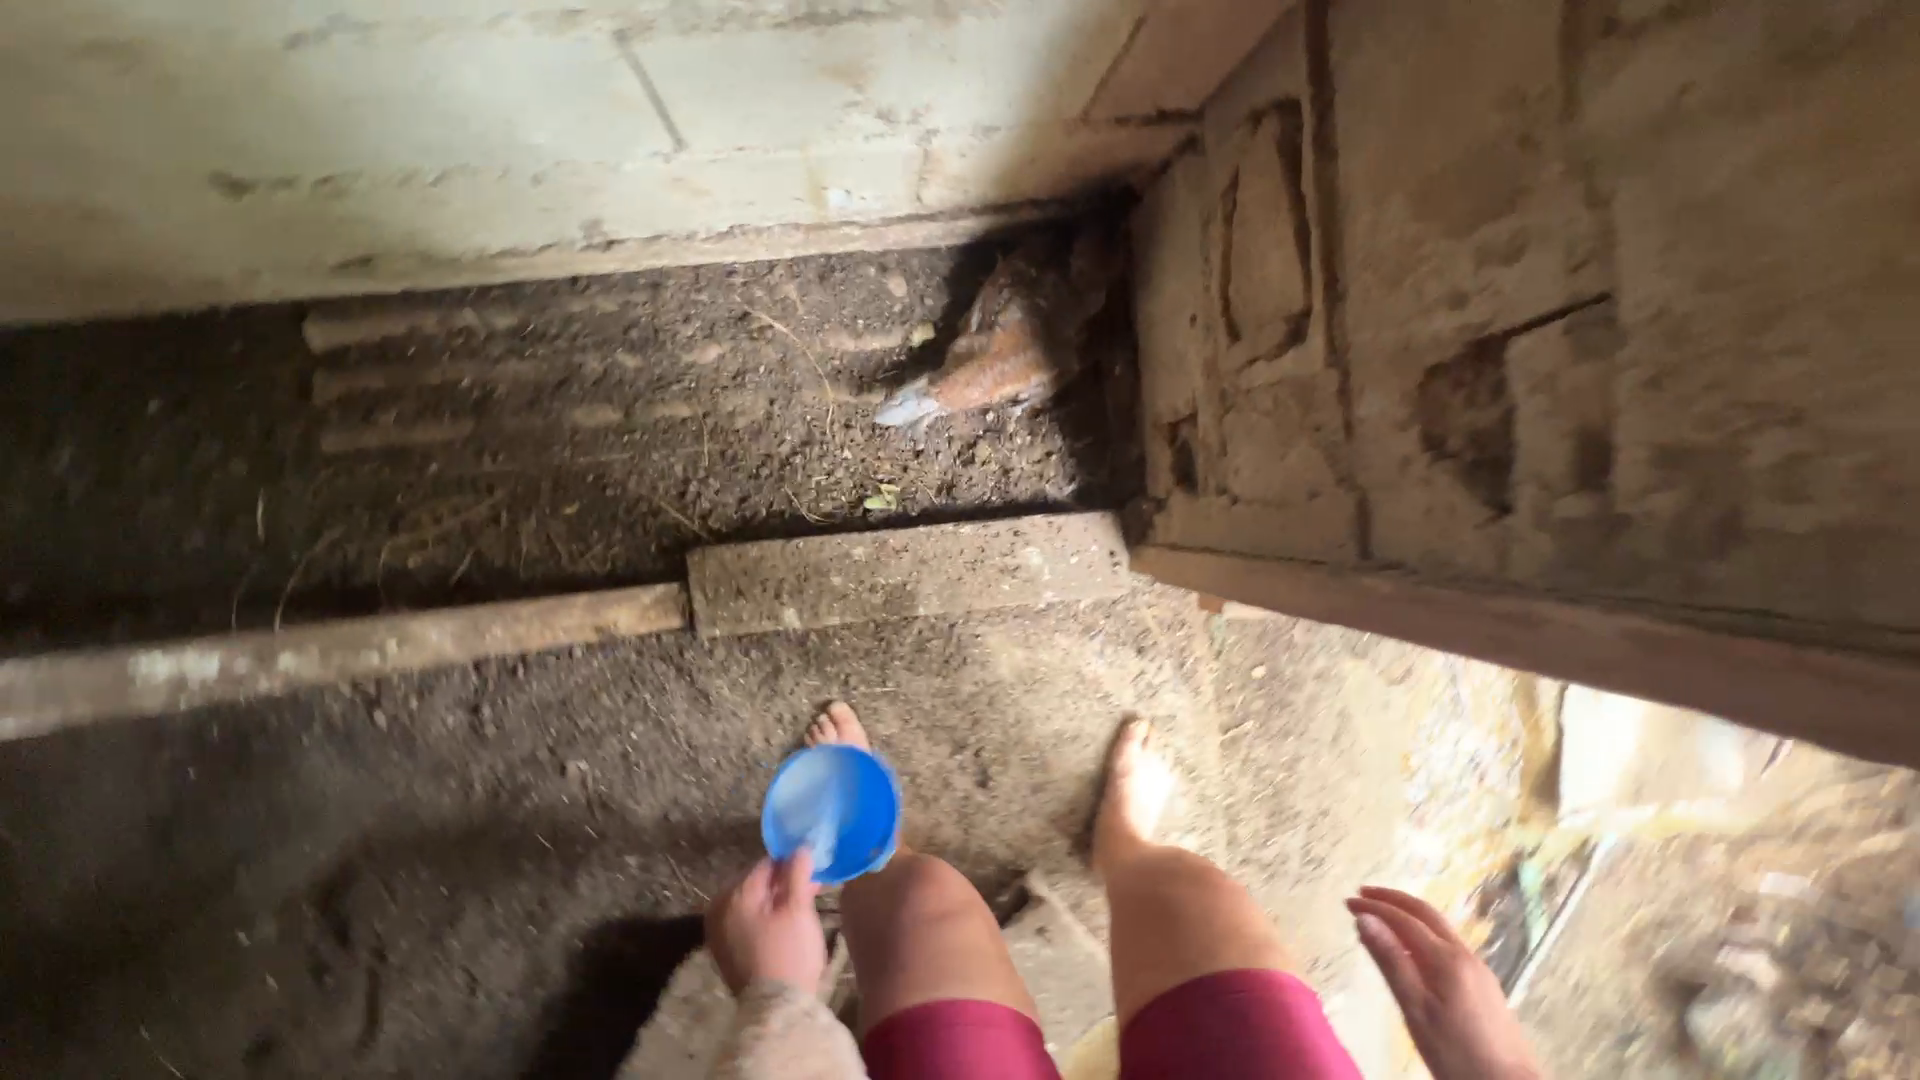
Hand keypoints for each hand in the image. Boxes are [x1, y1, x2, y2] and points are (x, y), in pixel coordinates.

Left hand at [706, 850, 826, 995]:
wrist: (776, 1010)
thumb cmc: (789, 952)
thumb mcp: (798, 907)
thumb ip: (797, 871)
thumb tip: (799, 847)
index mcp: (733, 894)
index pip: (767, 863)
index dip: (793, 865)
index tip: (813, 875)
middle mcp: (718, 908)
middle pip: (756, 882)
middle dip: (783, 883)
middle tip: (811, 892)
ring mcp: (717, 932)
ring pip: (752, 902)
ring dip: (774, 901)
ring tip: (801, 910)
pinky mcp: (724, 951)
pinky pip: (745, 921)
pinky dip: (763, 918)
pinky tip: (784, 928)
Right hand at [1348, 886, 1541, 1079]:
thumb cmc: (1457, 1055)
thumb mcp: (1416, 1011)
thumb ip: (1391, 962)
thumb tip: (1365, 919)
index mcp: (1447, 960)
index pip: (1404, 920)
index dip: (1374, 907)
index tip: (1347, 902)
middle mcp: (1465, 956)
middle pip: (1426, 913)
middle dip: (1392, 899)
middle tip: (1362, 893)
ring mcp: (1478, 970)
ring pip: (1439, 928)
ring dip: (1408, 914)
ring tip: (1381, 916)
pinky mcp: (1484, 985)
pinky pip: (1448, 944)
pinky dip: (1422, 932)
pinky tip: (1411, 948)